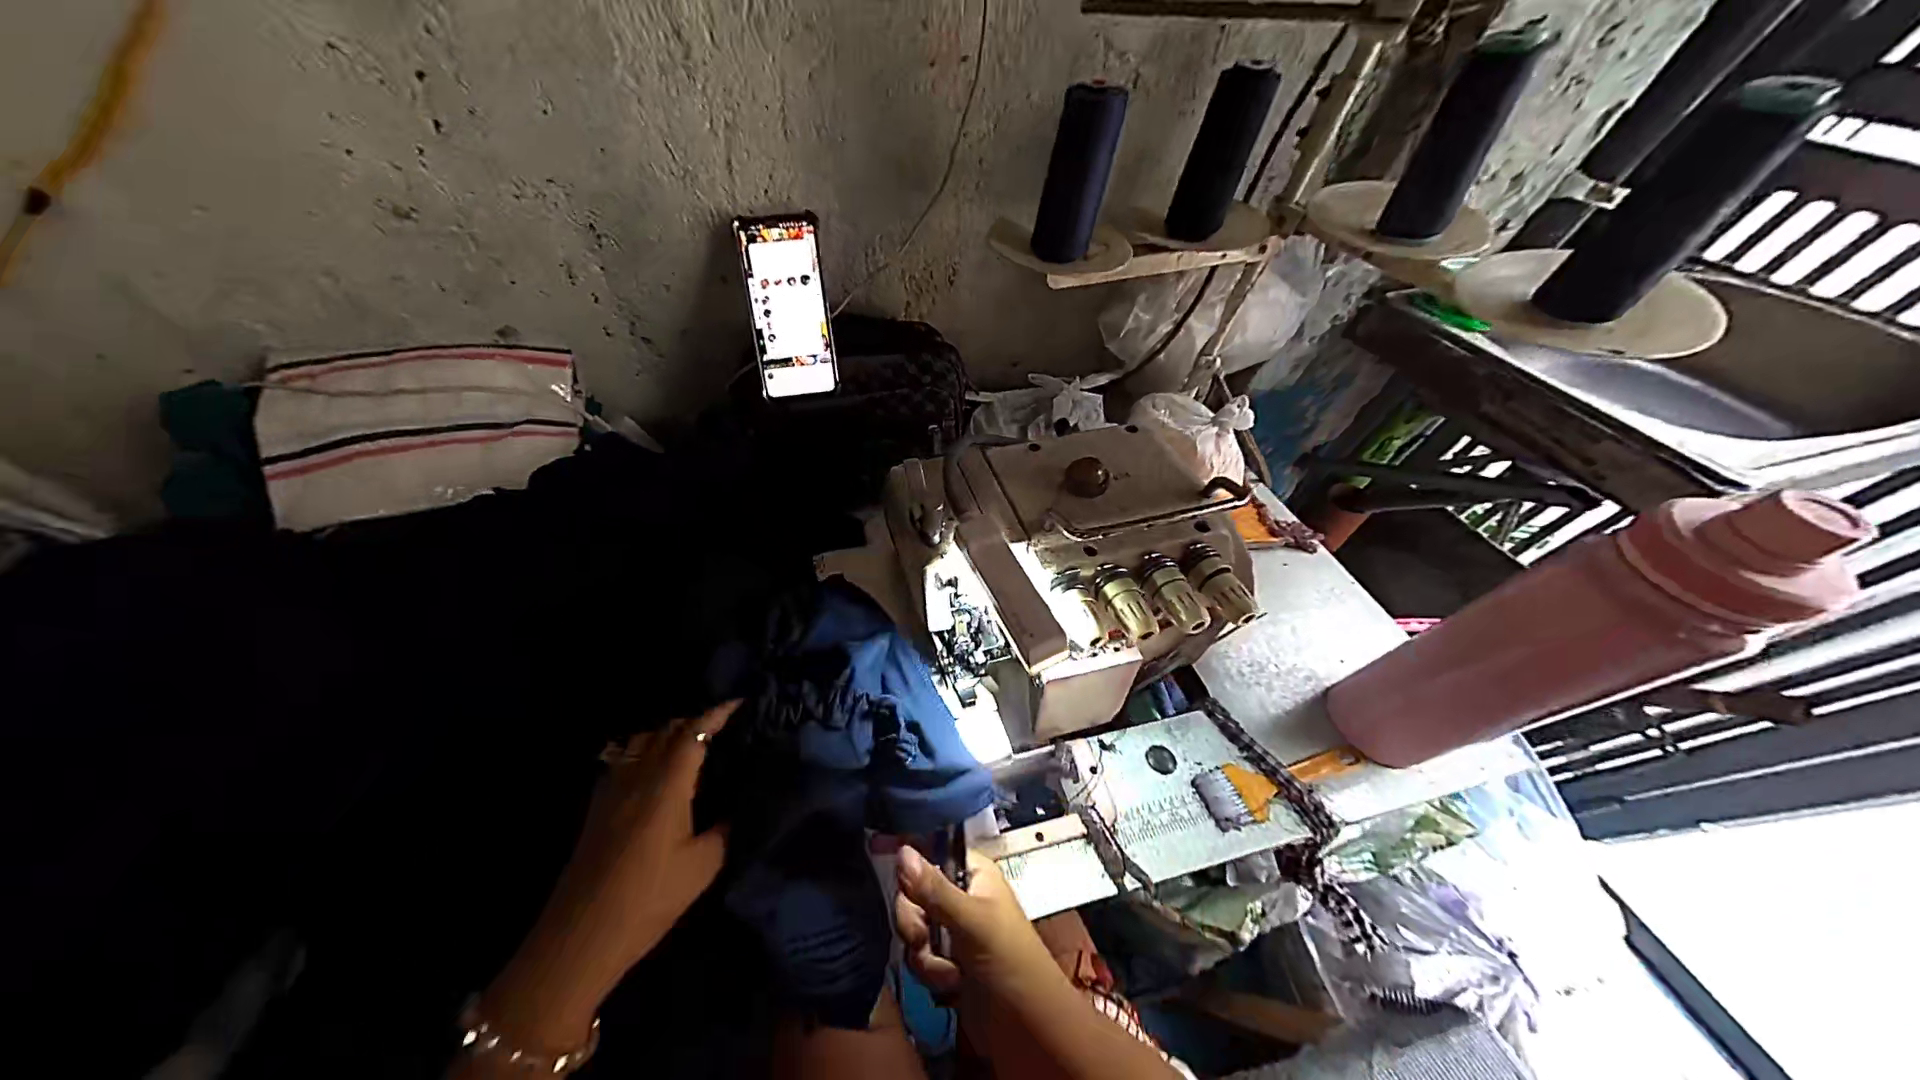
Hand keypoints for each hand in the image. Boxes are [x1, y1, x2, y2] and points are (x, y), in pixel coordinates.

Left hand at [468, 702, 735, 1060]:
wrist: (579, 938)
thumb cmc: (647, 900)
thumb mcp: (702, 867)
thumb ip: (726, 830)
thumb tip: (740, 808)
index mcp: (667, 785)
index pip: (695, 732)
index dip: (718, 713)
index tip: (740, 702)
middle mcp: (637, 776)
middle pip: (666, 730)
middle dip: (695, 720)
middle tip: (722, 728)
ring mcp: (611, 790)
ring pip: (640, 740)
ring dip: (667, 733)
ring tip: (689, 745)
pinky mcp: (596, 807)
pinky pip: (622, 760)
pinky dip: (643, 751)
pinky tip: (654, 772)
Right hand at [894, 846, 1058, 1000]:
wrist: (1027, 1024)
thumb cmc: (1009, 959)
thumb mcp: (972, 920)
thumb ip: (934, 889)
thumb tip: (902, 851)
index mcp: (973, 872)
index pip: (933, 848)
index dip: (909, 853)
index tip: (878, 849)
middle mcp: (959, 894)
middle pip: (912, 890)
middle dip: (914, 921)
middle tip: (924, 937)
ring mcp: (950, 927)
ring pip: (911, 926)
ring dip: (924, 954)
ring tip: (949, 971)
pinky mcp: (944, 958)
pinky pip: (917, 955)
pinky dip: (929, 971)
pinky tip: (951, 984)